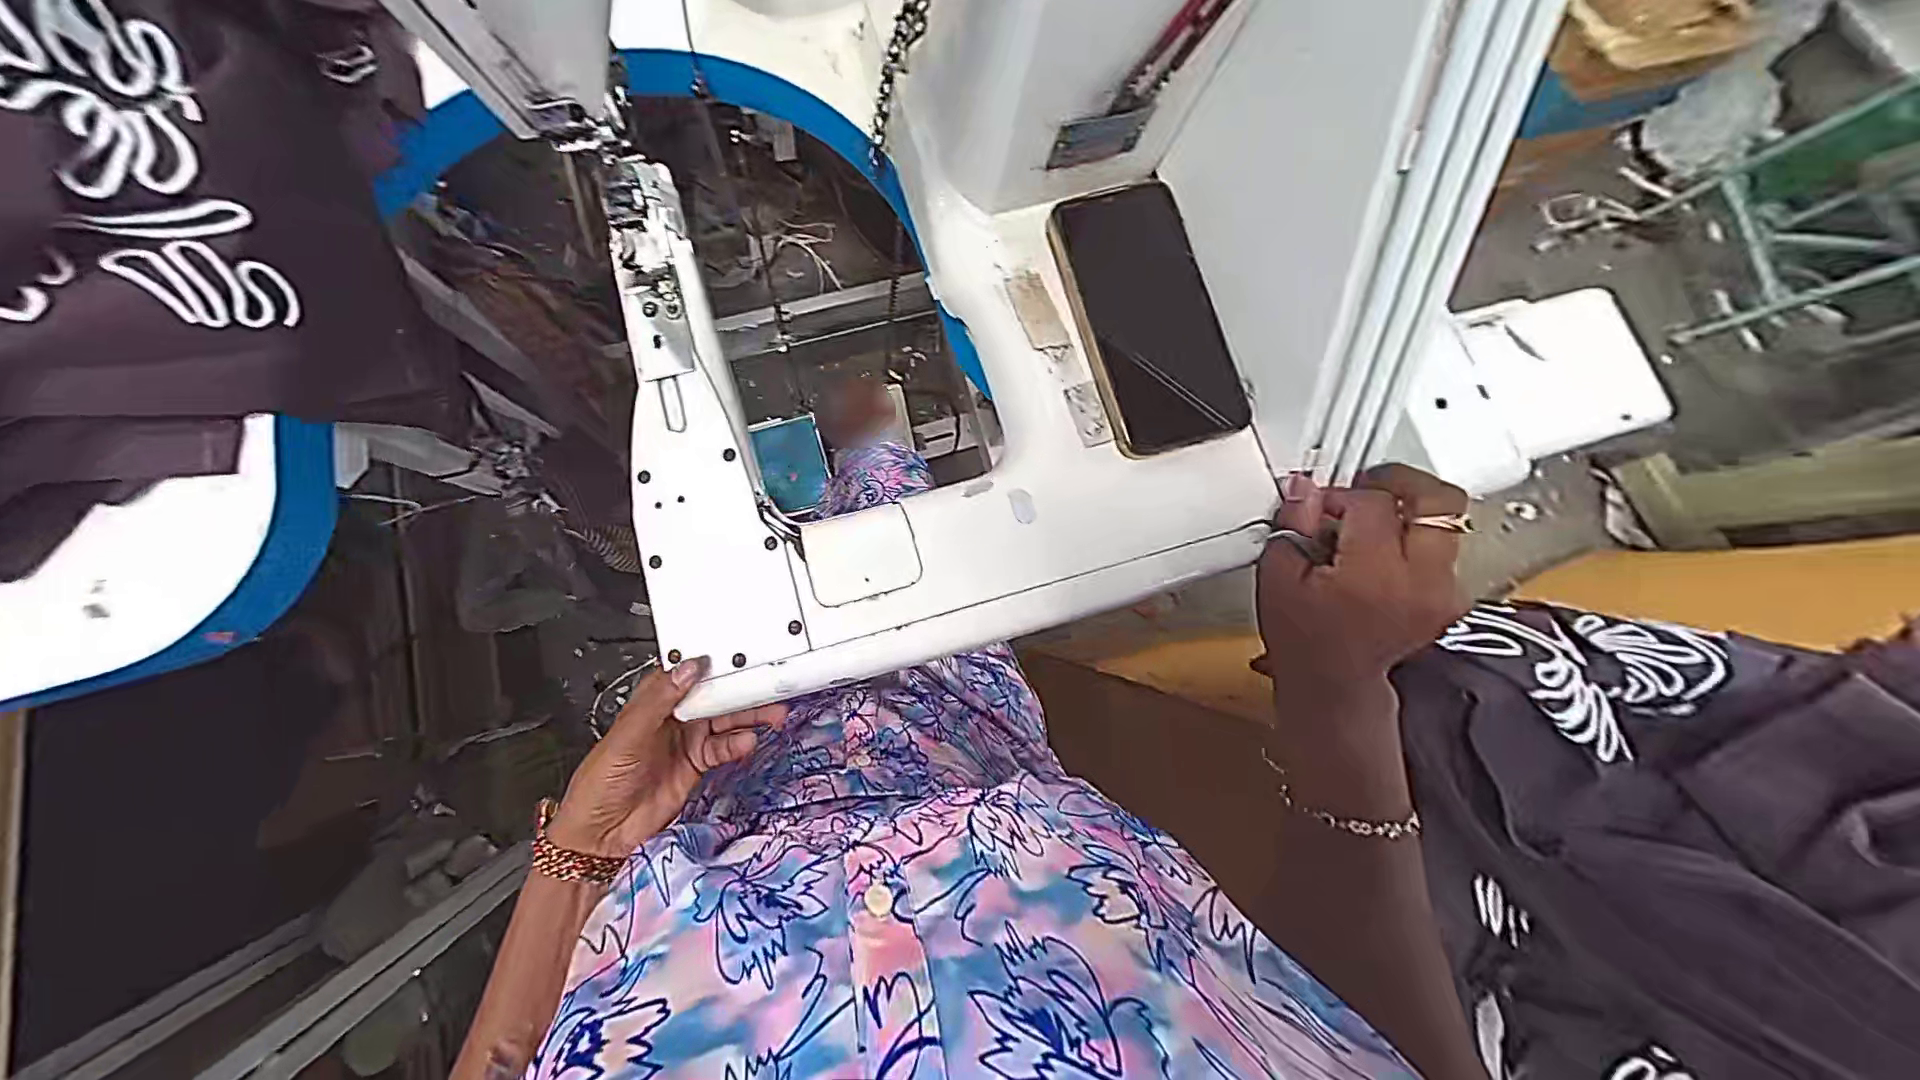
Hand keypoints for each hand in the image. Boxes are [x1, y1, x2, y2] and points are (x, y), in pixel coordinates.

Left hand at [546, 657, 786, 858]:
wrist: (601, 837)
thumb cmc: (599, 785)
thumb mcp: (628, 737)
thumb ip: (660, 701)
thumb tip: (688, 668)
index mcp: (651, 702)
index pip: (687, 675)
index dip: (712, 666)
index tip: (738, 659)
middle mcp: (673, 718)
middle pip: (714, 696)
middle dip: (741, 691)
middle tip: (766, 687)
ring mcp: (687, 740)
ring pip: (726, 720)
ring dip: (750, 716)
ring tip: (771, 714)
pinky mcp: (697, 762)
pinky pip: (724, 747)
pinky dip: (739, 743)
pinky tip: (747, 742)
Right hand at [1254, 464, 1469, 695]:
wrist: (1333, 682)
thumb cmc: (1302, 638)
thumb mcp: (1278, 577)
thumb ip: (1293, 526)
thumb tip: (1304, 488)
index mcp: (1375, 576)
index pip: (1372, 502)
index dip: (1338, 494)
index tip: (1317, 505)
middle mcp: (1422, 582)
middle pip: (1437, 500)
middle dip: (1399, 481)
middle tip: (1369, 483)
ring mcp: (1444, 592)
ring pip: (1446, 520)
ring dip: (1406, 510)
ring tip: (1369, 522)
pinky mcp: (1452, 598)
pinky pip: (1443, 547)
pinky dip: (1413, 536)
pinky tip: (1378, 549)